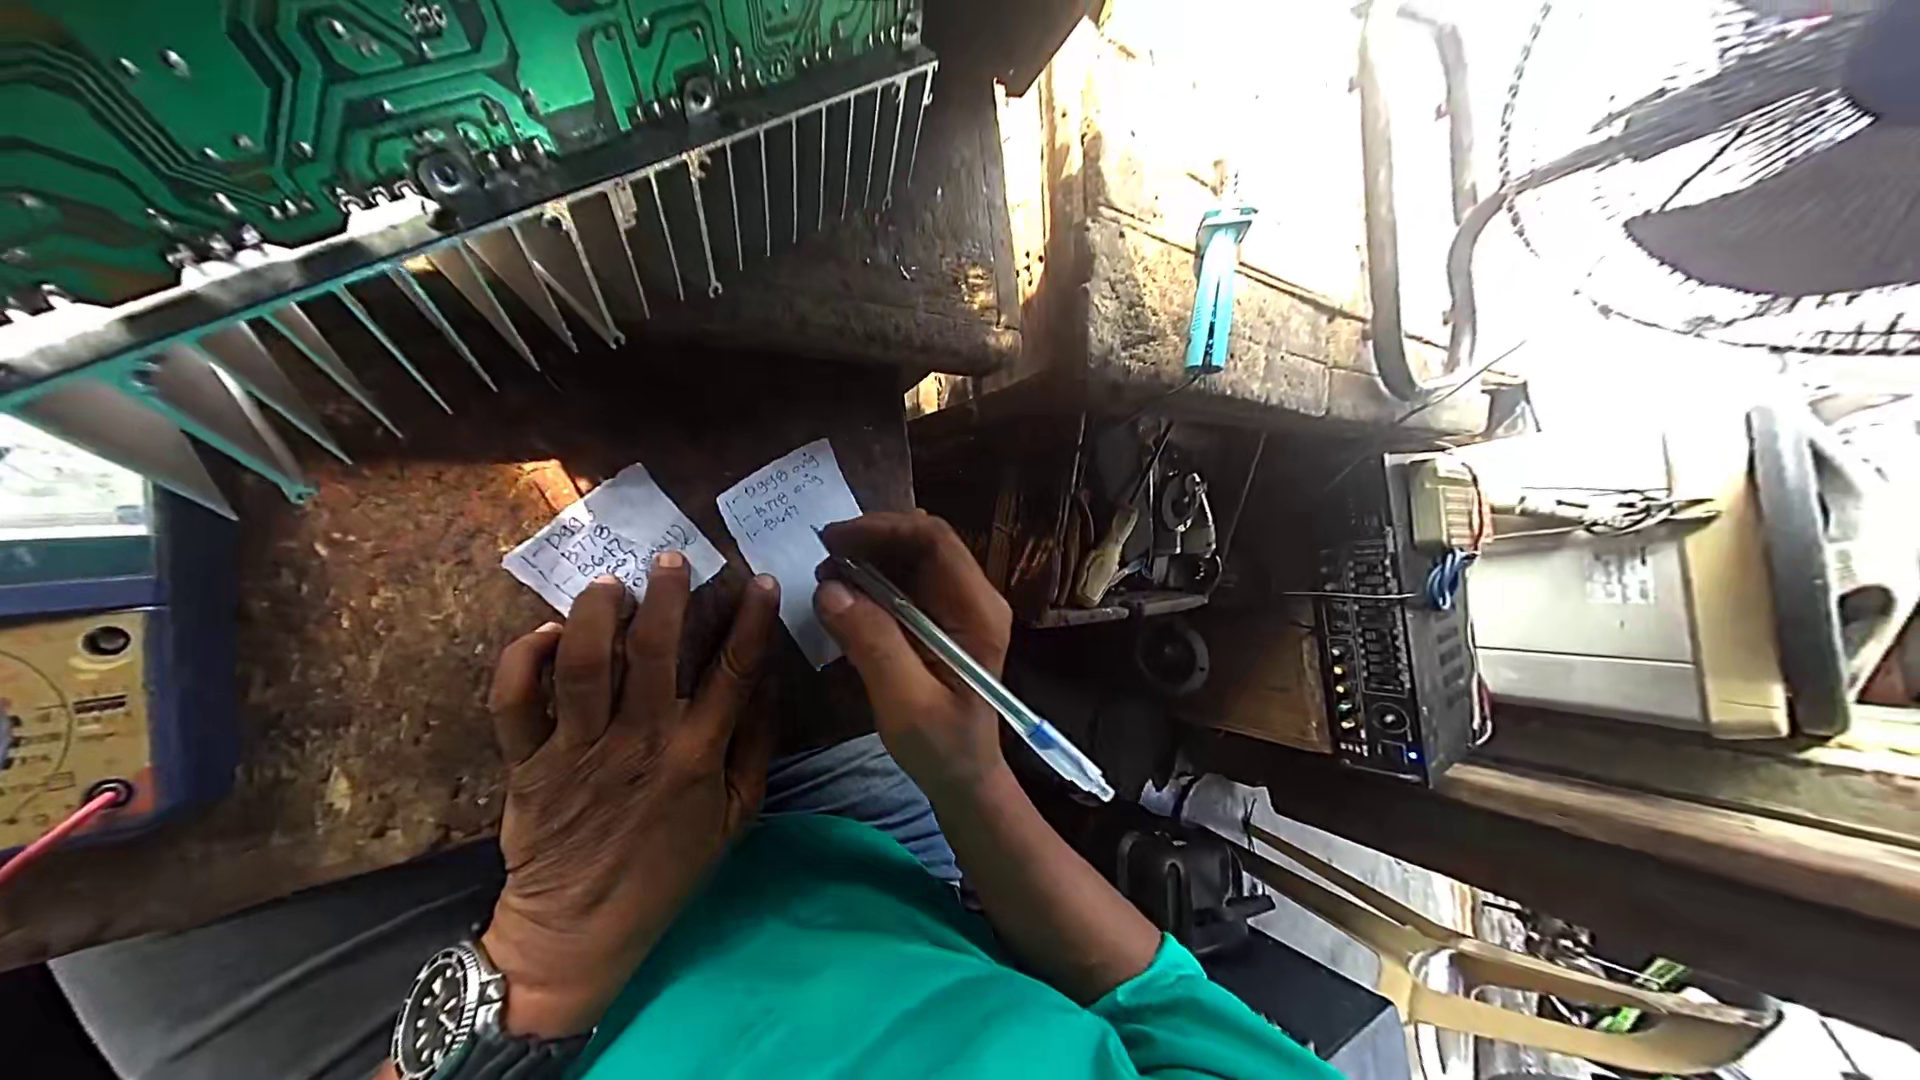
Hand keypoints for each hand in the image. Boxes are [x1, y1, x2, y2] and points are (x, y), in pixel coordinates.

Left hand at [480, 555, 779, 1036]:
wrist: (581, 929)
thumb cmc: (670, 866)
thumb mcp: (737, 813)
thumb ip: (756, 744)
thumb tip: (766, 680)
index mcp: (697, 755)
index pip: (732, 672)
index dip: (750, 620)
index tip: (758, 581)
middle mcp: (640, 743)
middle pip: (654, 653)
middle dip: (668, 597)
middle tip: (671, 559)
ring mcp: (578, 751)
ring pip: (584, 665)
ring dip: (598, 615)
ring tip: (611, 583)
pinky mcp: (527, 764)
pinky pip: (515, 703)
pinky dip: (524, 660)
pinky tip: (549, 633)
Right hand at [813, 512, 1012, 799]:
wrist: (964, 775)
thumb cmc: (943, 747)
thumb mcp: (905, 705)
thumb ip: (873, 645)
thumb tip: (831, 589)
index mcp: (979, 612)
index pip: (936, 541)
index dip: (883, 529)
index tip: (834, 540)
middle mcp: (973, 597)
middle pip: (923, 540)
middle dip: (871, 540)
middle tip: (823, 558)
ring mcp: (957, 604)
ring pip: (911, 555)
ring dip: (868, 556)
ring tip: (827, 575)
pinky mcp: (939, 616)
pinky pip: (904, 579)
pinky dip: (871, 577)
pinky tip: (845, 593)